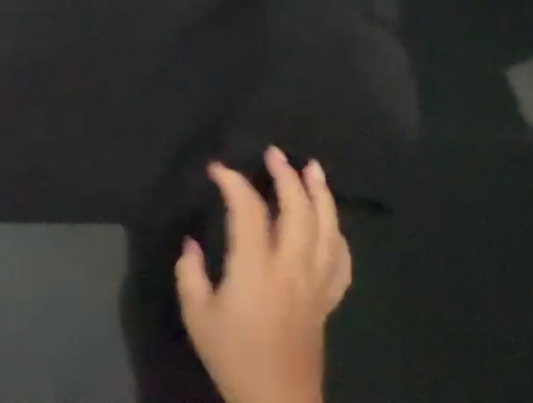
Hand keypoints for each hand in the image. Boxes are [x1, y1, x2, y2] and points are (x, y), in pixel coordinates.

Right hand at [174, 148, 351, 402]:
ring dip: (322, 197)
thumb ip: (190, 272)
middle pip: (299, 212)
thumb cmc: (231, 355)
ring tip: (313, 169)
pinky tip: (331, 223)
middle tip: (274, 154)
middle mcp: (291, 270)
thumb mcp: (196, 313)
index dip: (234, 183)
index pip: (249, 211)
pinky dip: (339, 237)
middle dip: (288, 178)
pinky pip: (342, 263)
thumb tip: (193, 244)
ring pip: (328, 232)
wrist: (277, 401)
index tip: (217, 169)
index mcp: (256, 269)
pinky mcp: (327, 303)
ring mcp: (316, 286)